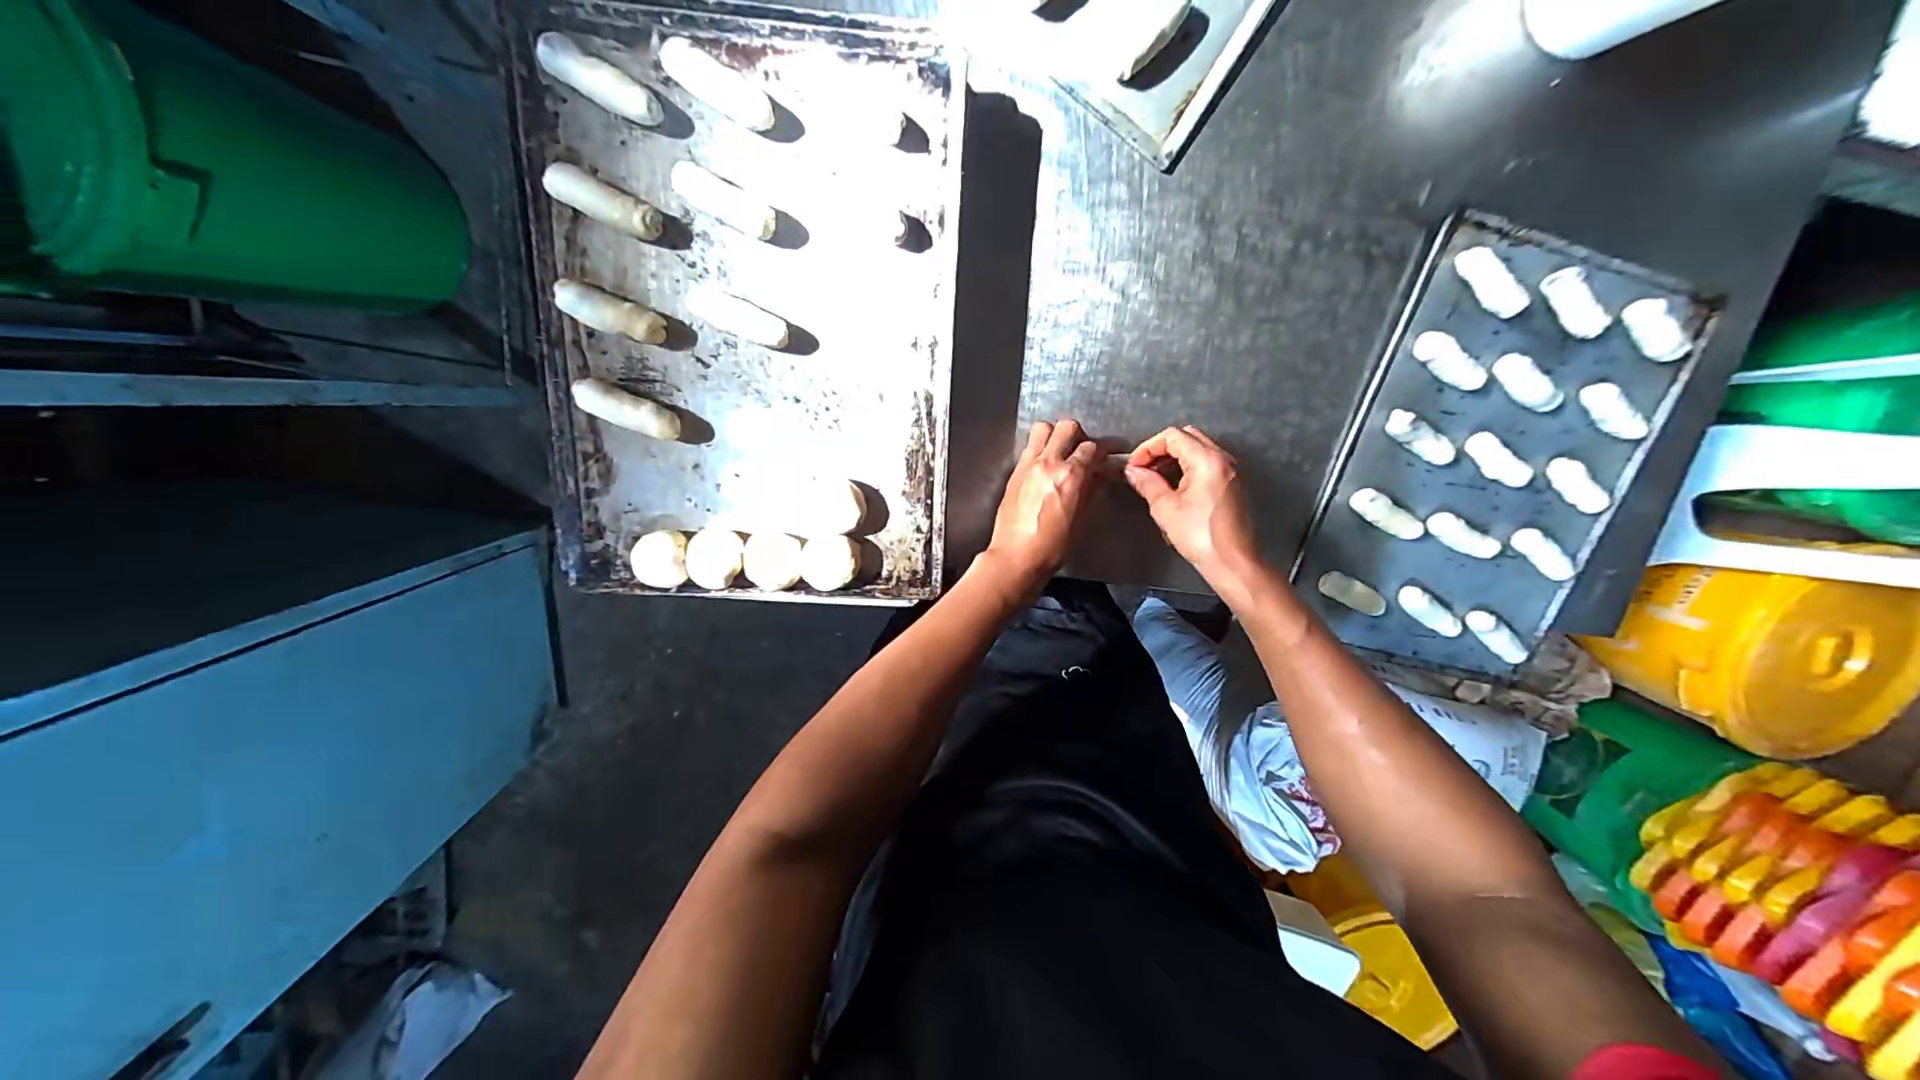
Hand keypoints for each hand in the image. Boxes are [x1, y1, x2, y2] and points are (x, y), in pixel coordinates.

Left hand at [980, 418, 1102, 593]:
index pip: (1093, 447)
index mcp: (1071, 475)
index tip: (1110, 452)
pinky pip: (1029, 447)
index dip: (1106, 448)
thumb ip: (1093, 489)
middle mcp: (1049, 463)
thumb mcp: (1082, 518)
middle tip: (1084, 450)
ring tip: (1061, 451)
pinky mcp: (1015, 472)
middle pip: (1068, 427)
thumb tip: (1101, 474)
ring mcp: (1029, 465)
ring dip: (1056, 435)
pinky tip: (1045, 465)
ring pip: (1044, 429)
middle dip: (1080, 435)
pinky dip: (1040, 447)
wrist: (1017, 556)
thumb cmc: (1051, 546)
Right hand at [1123, 425, 1260, 587]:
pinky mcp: (1232, 484)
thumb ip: (1147, 483)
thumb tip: (1133, 472)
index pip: (1173, 436)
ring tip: (1155, 479)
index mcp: (1207, 460)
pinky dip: (1188, 467)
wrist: (1232, 562)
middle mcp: (1223, 459)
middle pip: (1187, 436)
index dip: (1148, 447)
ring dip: (1174, 457)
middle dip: (1161, 449)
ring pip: (1198, 448)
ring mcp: (1231, 471)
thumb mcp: (1165, 508)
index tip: (1134, 466)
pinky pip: (1207, 463)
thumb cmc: (1200, 537)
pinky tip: (1174, 487)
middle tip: (1143, 469)